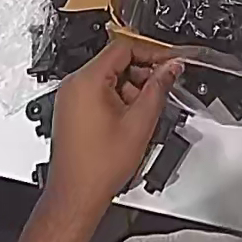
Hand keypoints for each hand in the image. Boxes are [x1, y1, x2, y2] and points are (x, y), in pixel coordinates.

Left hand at [43, 41, 182, 224]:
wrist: (77, 193)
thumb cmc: (99, 166)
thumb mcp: (140, 122)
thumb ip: (158, 88)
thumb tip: (170, 68)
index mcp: (87, 81)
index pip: (123, 48)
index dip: (150, 52)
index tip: (168, 61)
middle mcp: (74, 84)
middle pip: (115, 61)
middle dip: (142, 73)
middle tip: (162, 86)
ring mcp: (71, 97)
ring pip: (108, 77)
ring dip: (131, 88)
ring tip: (145, 111)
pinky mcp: (72, 109)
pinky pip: (98, 91)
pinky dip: (118, 98)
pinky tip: (131, 118)